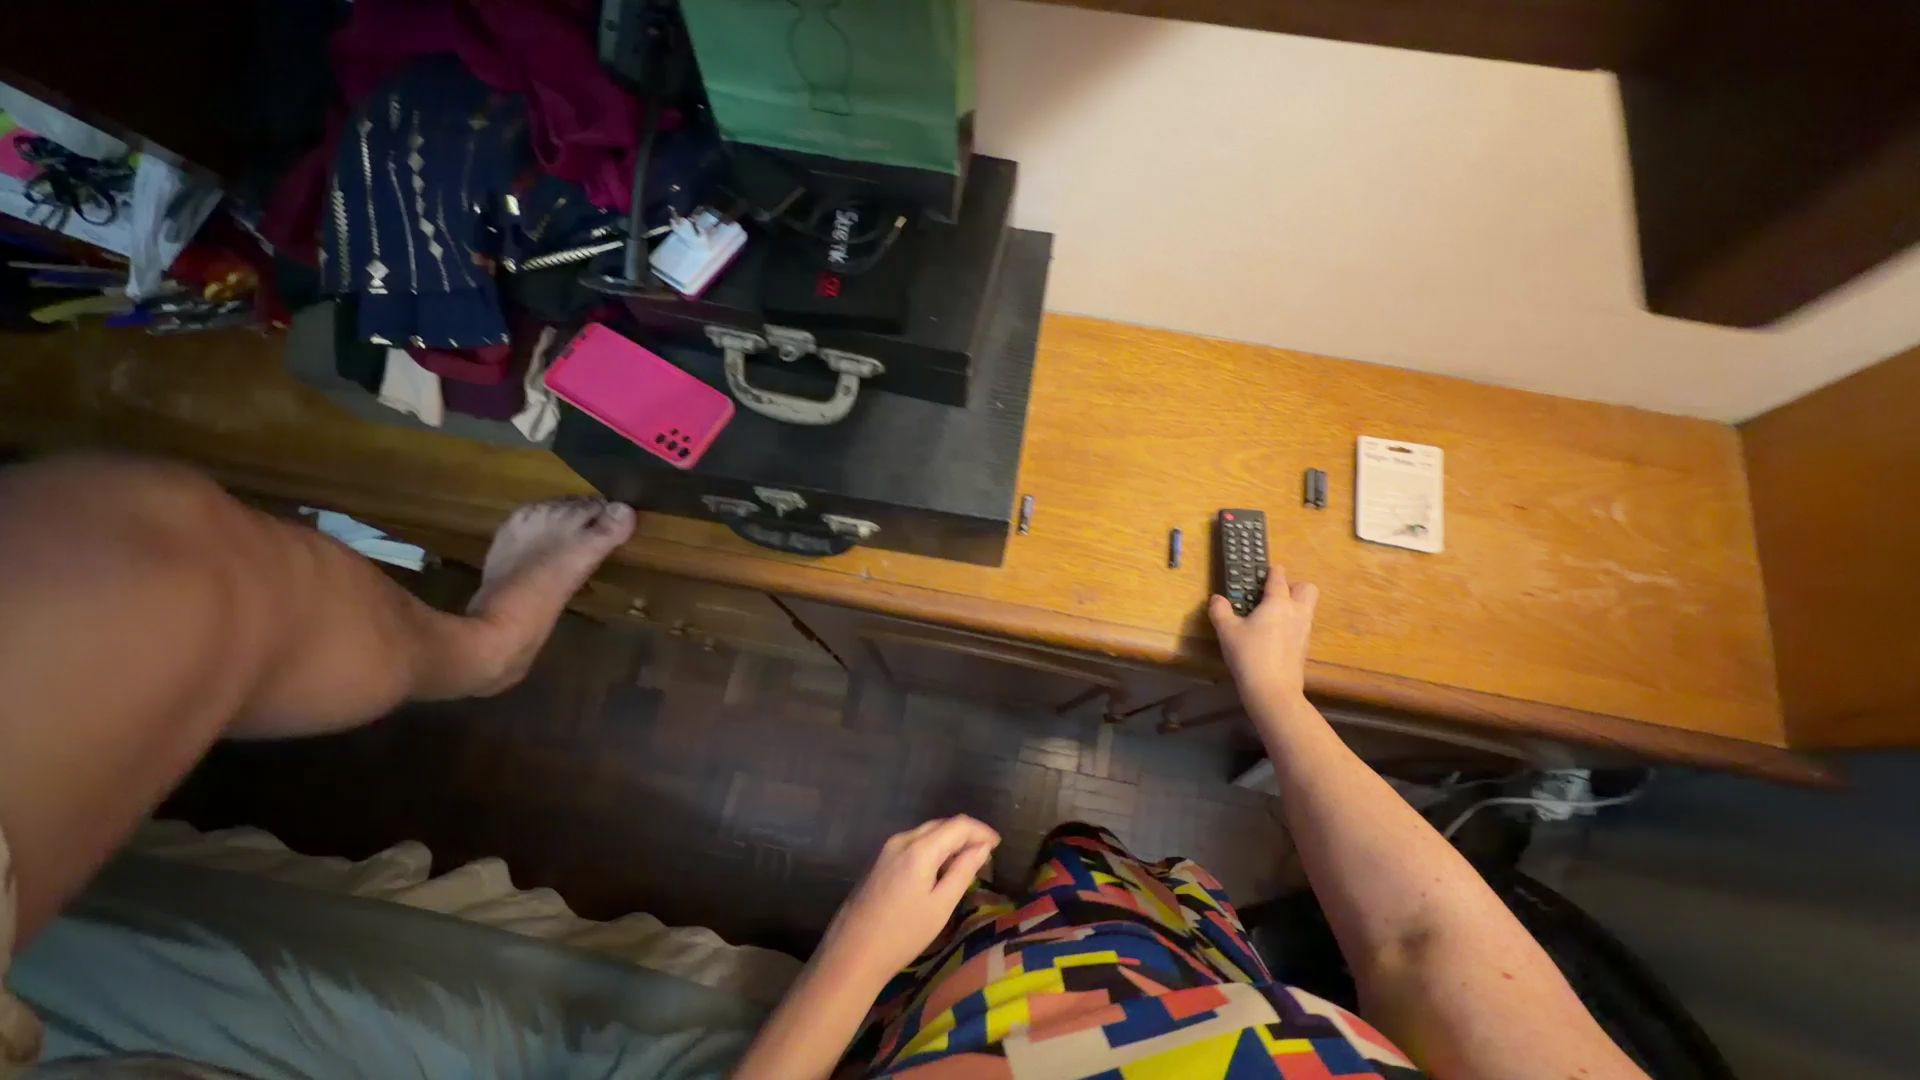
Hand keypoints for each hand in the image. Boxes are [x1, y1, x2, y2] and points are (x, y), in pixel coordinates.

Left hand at [817, 816, 998, 983]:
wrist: (852, 953)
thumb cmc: (903, 933)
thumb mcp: (941, 905)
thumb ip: (963, 871)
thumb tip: (982, 847)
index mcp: (920, 848)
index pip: (958, 825)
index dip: (981, 831)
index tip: (998, 845)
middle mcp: (902, 839)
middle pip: (941, 825)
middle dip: (966, 834)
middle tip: (985, 854)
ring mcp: (887, 849)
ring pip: (926, 833)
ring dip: (948, 841)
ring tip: (965, 862)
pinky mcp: (879, 861)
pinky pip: (912, 844)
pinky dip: (931, 849)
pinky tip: (938, 870)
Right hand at [1209, 564, 1319, 706]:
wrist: (1272, 689)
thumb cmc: (1248, 654)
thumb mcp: (1226, 631)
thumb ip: (1220, 611)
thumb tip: (1216, 598)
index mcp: (1278, 603)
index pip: (1278, 578)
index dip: (1272, 571)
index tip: (1266, 570)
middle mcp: (1296, 612)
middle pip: (1306, 588)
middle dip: (1293, 586)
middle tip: (1274, 594)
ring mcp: (1304, 630)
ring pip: (1308, 606)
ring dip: (1295, 604)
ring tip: (1273, 614)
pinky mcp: (1305, 646)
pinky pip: (1303, 624)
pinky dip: (1293, 622)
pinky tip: (1276, 634)